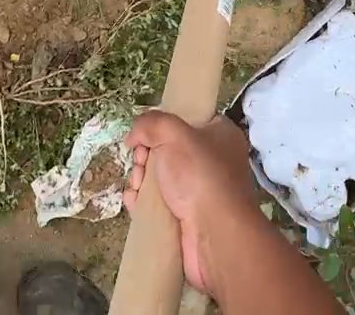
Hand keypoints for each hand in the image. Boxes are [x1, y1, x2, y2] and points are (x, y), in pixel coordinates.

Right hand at [122, 112, 260, 296]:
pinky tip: (134, 201)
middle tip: (141, 164)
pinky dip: (143, 201)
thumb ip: (150, 123)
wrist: (216, 236)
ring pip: (160, 176)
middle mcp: (213, 160)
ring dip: (141, 178)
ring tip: (137, 186)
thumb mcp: (173, 133)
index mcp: (220, 134)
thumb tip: (134, 135)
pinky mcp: (188, 217)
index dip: (162, 125)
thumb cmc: (200, 175)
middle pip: (167, 148)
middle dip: (145, 155)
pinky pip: (159, 202)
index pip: (186, 119)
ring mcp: (200, 191)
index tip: (146, 135)